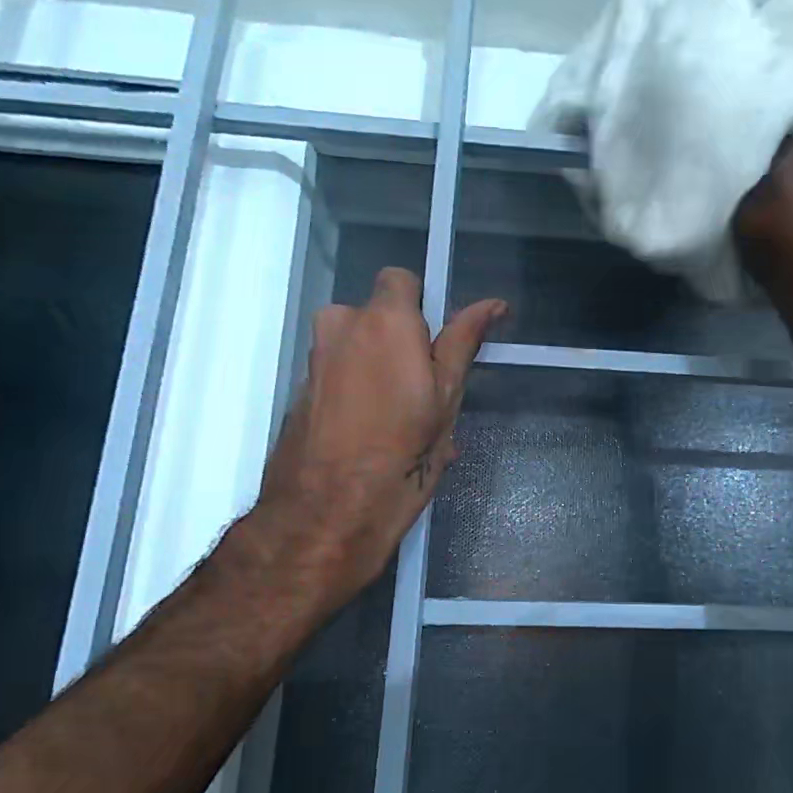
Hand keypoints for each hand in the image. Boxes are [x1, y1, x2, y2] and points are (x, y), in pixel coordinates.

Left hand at [229, 267, 506, 621]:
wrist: (327, 512)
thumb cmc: (403, 453)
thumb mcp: (446, 398)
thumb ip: (463, 343)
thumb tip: (492, 304)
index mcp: (383, 320)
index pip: (401, 280)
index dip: (422, 309)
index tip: (436, 350)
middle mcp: (340, 325)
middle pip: (378, 317)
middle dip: (401, 344)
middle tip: (425, 397)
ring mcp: (315, 358)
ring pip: (359, 348)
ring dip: (381, 371)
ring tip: (403, 425)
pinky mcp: (300, 389)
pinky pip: (340, 375)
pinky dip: (358, 392)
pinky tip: (373, 436)